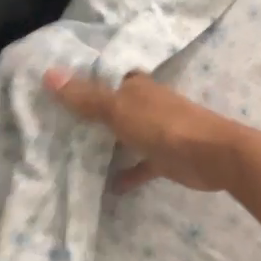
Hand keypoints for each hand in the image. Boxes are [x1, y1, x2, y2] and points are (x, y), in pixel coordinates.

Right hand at [45, 69, 253, 192]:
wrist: (211, 156)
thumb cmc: (163, 126)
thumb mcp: (118, 109)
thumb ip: (86, 97)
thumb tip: (48, 73)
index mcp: (136, 87)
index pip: (106, 76)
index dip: (84, 79)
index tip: (56, 86)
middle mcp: (146, 105)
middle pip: (114, 107)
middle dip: (91, 113)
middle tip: (56, 123)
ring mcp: (157, 133)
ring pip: (126, 135)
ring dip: (107, 143)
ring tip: (74, 153)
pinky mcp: (165, 159)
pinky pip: (140, 166)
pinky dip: (127, 174)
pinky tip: (108, 187)